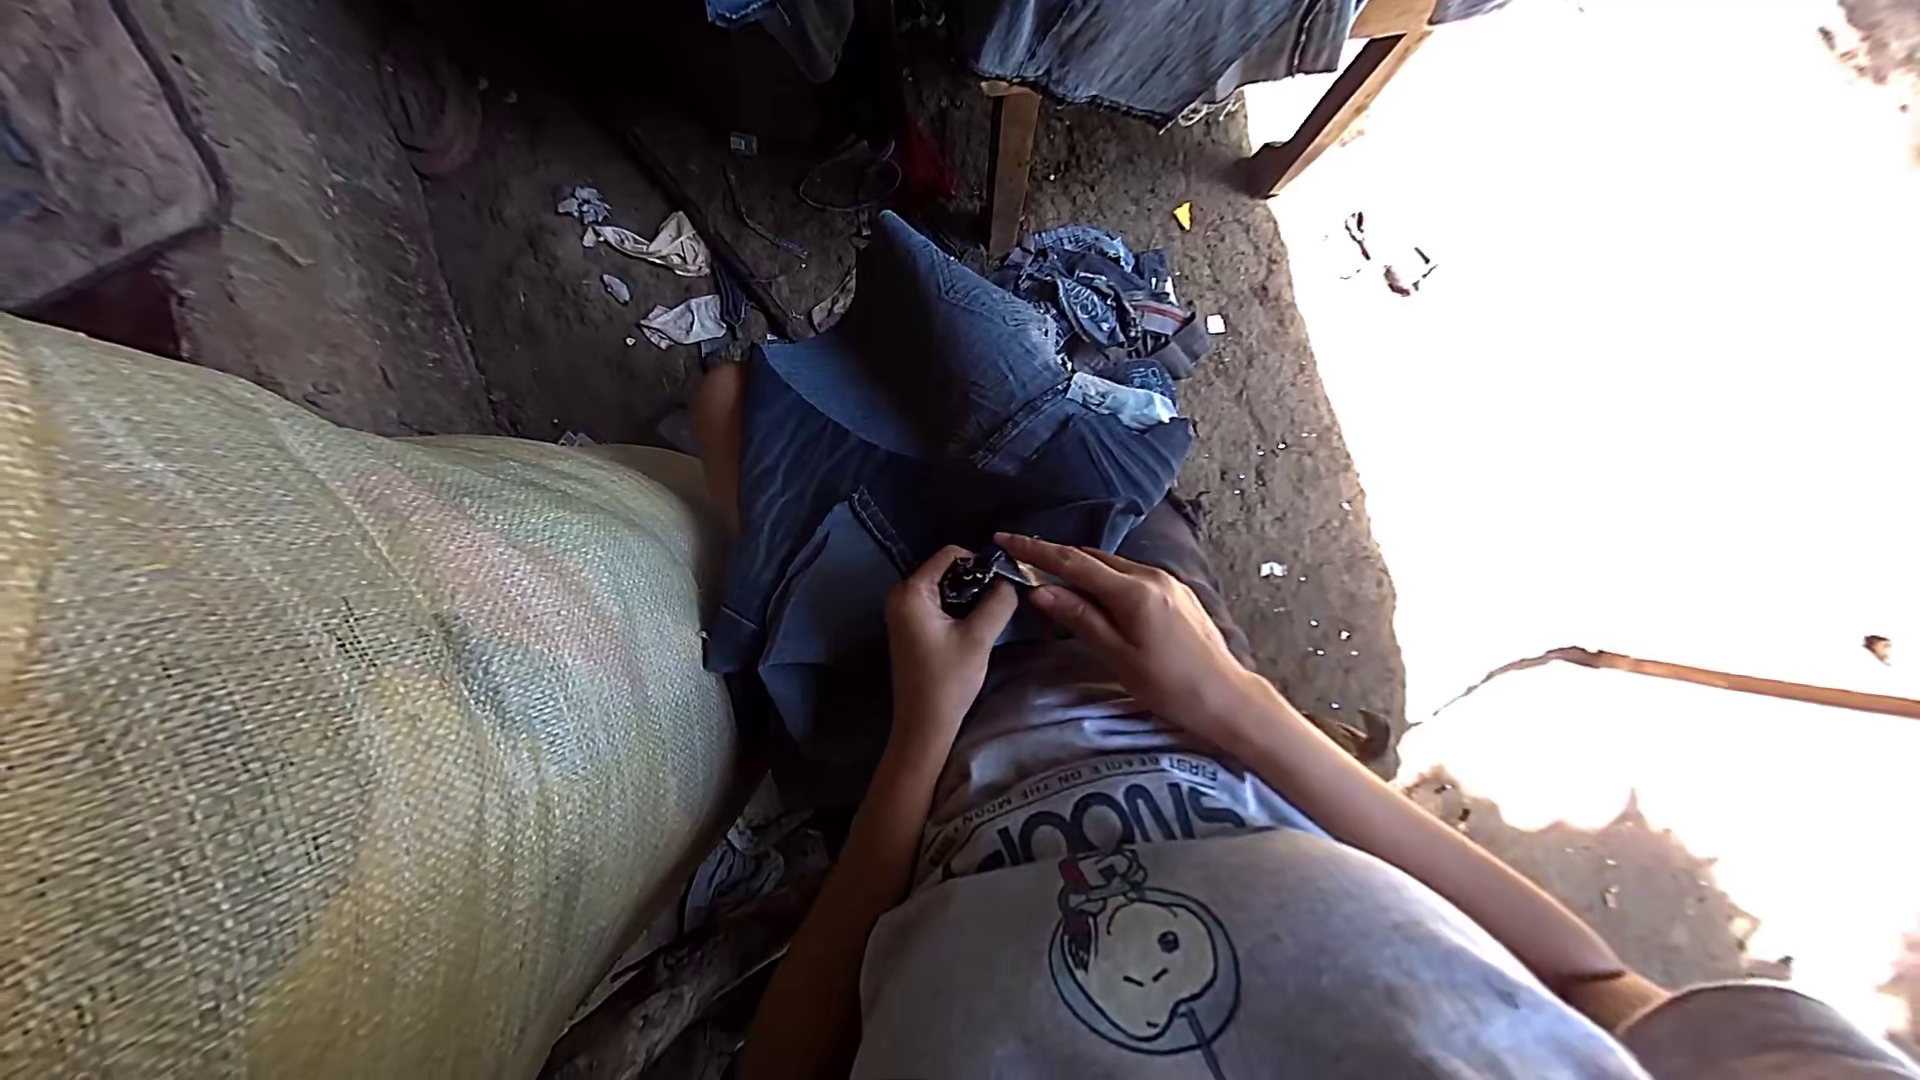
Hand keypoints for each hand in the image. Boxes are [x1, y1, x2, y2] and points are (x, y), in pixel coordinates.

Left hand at [884, 546, 1017, 754]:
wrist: (924, 725)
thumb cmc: (948, 680)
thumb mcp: (979, 637)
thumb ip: (998, 601)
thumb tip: (1011, 578)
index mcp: (910, 592)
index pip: (949, 554)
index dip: (979, 562)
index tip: (1001, 581)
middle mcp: (899, 595)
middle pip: (944, 568)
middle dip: (974, 579)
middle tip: (997, 600)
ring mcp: (901, 612)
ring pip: (943, 586)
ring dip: (967, 595)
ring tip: (988, 615)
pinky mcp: (908, 626)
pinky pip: (936, 602)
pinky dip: (956, 608)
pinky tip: (971, 627)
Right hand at [995, 532, 1269, 749]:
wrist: (1227, 697)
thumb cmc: (1170, 686)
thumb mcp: (1118, 656)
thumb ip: (1080, 617)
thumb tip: (1040, 591)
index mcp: (1133, 591)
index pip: (1072, 562)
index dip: (1035, 549)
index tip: (1005, 539)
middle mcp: (1150, 575)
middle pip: (1090, 557)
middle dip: (1053, 556)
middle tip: (1020, 559)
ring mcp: (1166, 580)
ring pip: (1110, 564)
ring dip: (1078, 567)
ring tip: (1050, 577)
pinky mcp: (1175, 590)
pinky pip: (1128, 574)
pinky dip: (1102, 577)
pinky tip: (1093, 593)